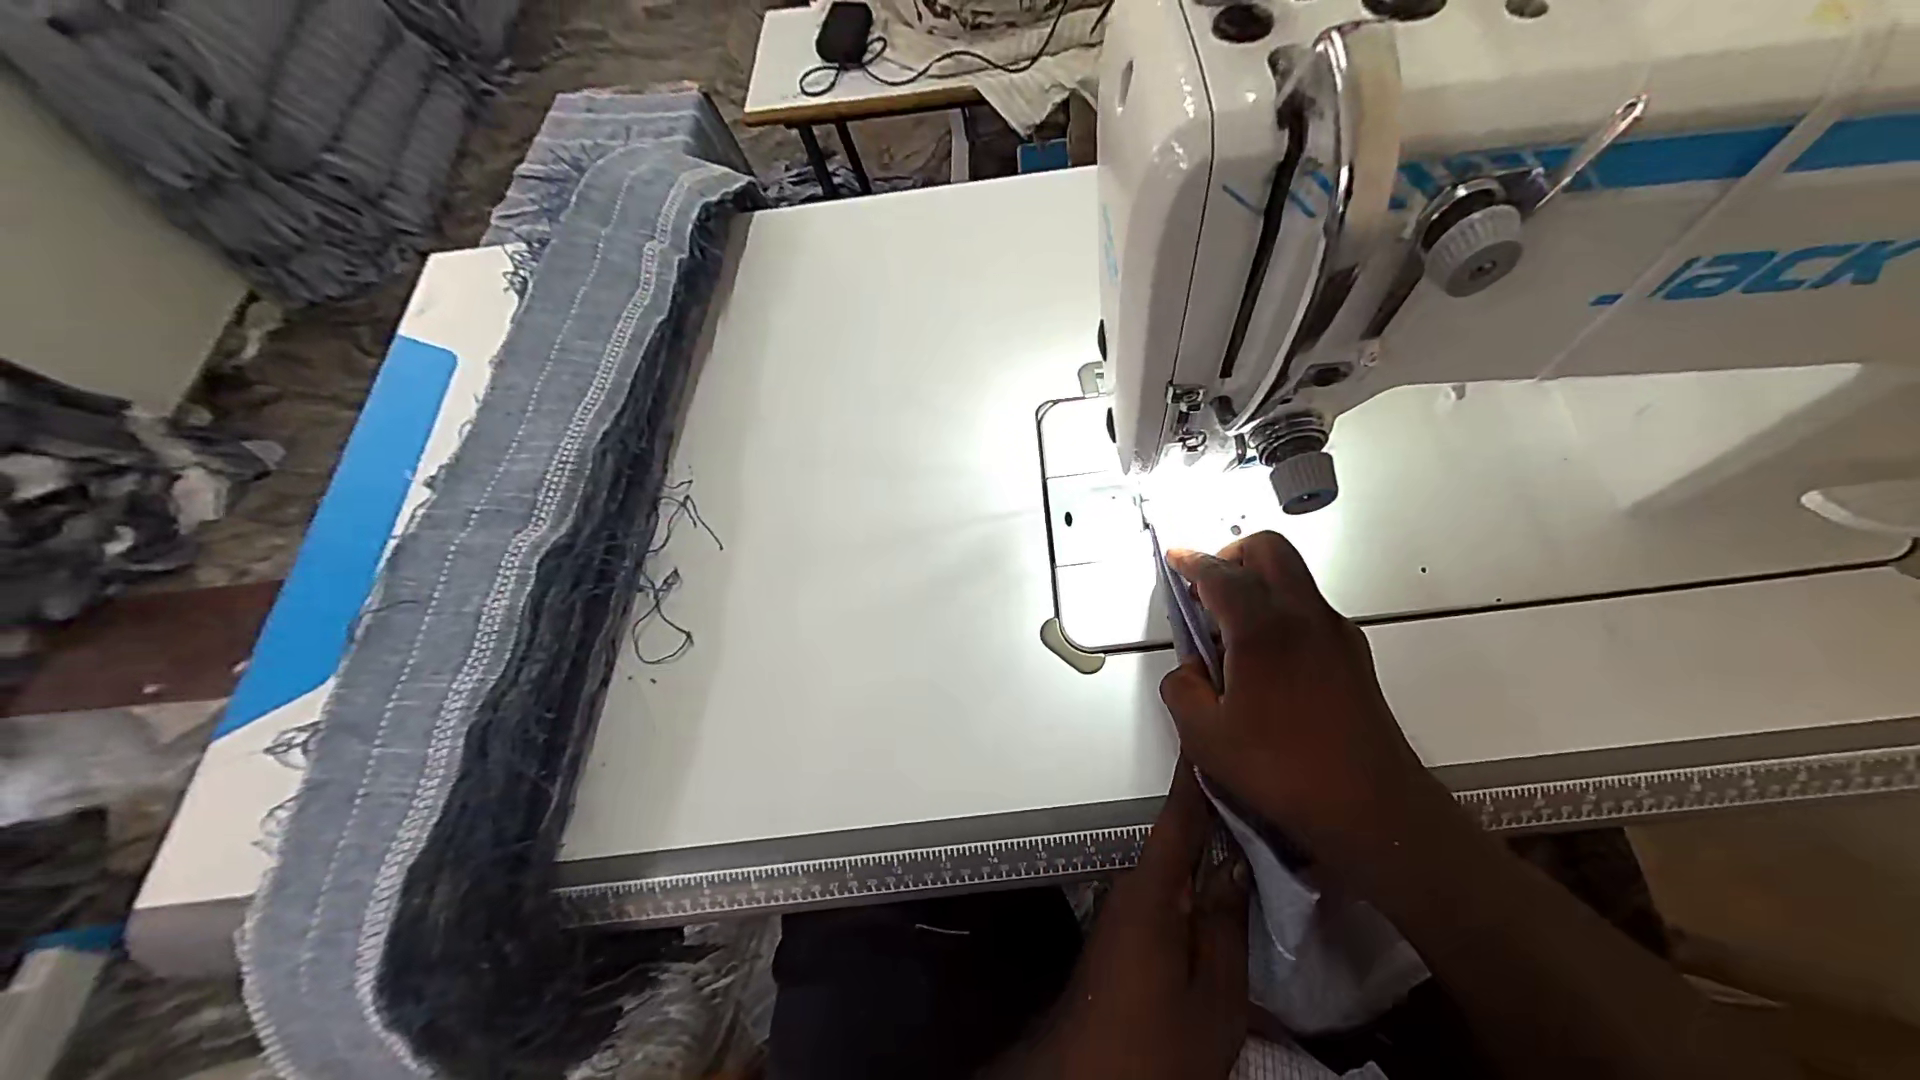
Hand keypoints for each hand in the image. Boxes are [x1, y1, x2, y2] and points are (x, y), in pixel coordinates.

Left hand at [1009, 765, 1248, 1079]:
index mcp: (1153, 890)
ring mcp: (1128, 905)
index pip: (1179, 815)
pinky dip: (1196, 875)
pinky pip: (1167, 886)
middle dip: (1215, 808)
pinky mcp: (1128, 927)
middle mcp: (1134, 885)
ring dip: (1208, 843)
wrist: (1087, 1076)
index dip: (1196, 772)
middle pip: (1179, 833)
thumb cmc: (1155, 1043)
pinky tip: (1224, 880)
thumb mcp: (1212, 995)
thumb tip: (1236, 865)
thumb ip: (1225, 924)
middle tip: (1258, 783)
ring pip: (1175, 860)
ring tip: (1254, 825)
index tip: (1209, 728)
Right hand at [1159, 532, 1456, 879]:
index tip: (1177, 559)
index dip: (1191, 561)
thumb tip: (1189, 672)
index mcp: (1264, 629)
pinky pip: (1307, 610)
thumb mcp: (1205, 735)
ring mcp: (1335, 634)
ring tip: (1228, 629)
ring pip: (1292, 578)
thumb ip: (1181, 689)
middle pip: (1269, 551)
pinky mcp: (1352, 656)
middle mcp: (1305, 618)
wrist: (1372, 810)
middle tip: (1205, 586)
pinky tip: (1261, 658)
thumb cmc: (1286, 771)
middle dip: (1231, 555)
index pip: (1221, 573)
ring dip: (1256, 584)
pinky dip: (1278, 611)